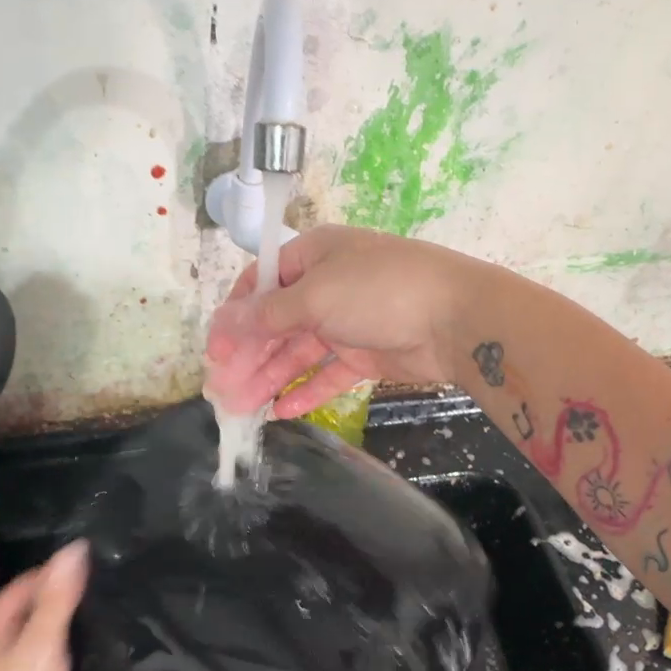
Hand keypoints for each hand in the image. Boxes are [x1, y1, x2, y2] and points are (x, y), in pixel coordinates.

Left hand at [0, 540, 88, 670]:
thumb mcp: (43, 643)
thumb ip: (58, 596)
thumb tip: (76, 548)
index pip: (30, 580)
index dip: (60, 577)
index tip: (96, 576)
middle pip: (37, 599)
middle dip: (65, 596)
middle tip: (102, 591)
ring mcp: (10, 654)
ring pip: (45, 621)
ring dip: (68, 618)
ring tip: (99, 610)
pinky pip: (50, 642)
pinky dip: (67, 638)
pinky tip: (88, 638)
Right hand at [203, 225, 491, 417]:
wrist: (455, 318)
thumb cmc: (380, 290)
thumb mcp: (316, 296)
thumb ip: (268, 315)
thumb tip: (225, 322)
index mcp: (312, 257)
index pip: (260, 285)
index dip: (234, 318)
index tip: (215, 352)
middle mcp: (326, 287)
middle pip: (276, 325)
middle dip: (248, 358)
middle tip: (223, 393)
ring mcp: (347, 323)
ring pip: (298, 354)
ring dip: (270, 380)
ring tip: (243, 410)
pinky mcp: (366, 356)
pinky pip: (328, 375)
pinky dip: (306, 392)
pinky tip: (283, 412)